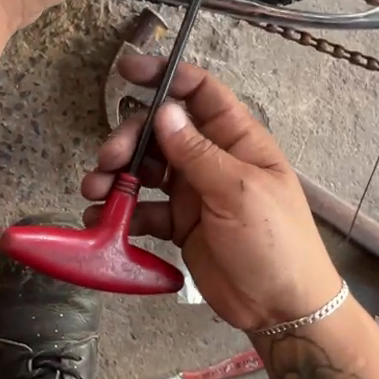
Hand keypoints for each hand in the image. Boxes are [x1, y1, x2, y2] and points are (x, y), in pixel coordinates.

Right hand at [82, 56, 344, 331]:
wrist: (282, 309)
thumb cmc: (276, 243)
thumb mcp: (239, 193)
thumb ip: (198, 153)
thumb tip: (164, 111)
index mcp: (237, 140)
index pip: (200, 93)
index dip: (166, 76)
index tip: (128, 69)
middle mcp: (212, 159)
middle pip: (161, 131)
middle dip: (130, 139)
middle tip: (108, 159)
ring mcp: (194, 192)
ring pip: (145, 169)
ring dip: (117, 175)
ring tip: (95, 191)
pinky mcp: (179, 225)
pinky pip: (143, 209)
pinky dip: (121, 212)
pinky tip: (103, 221)